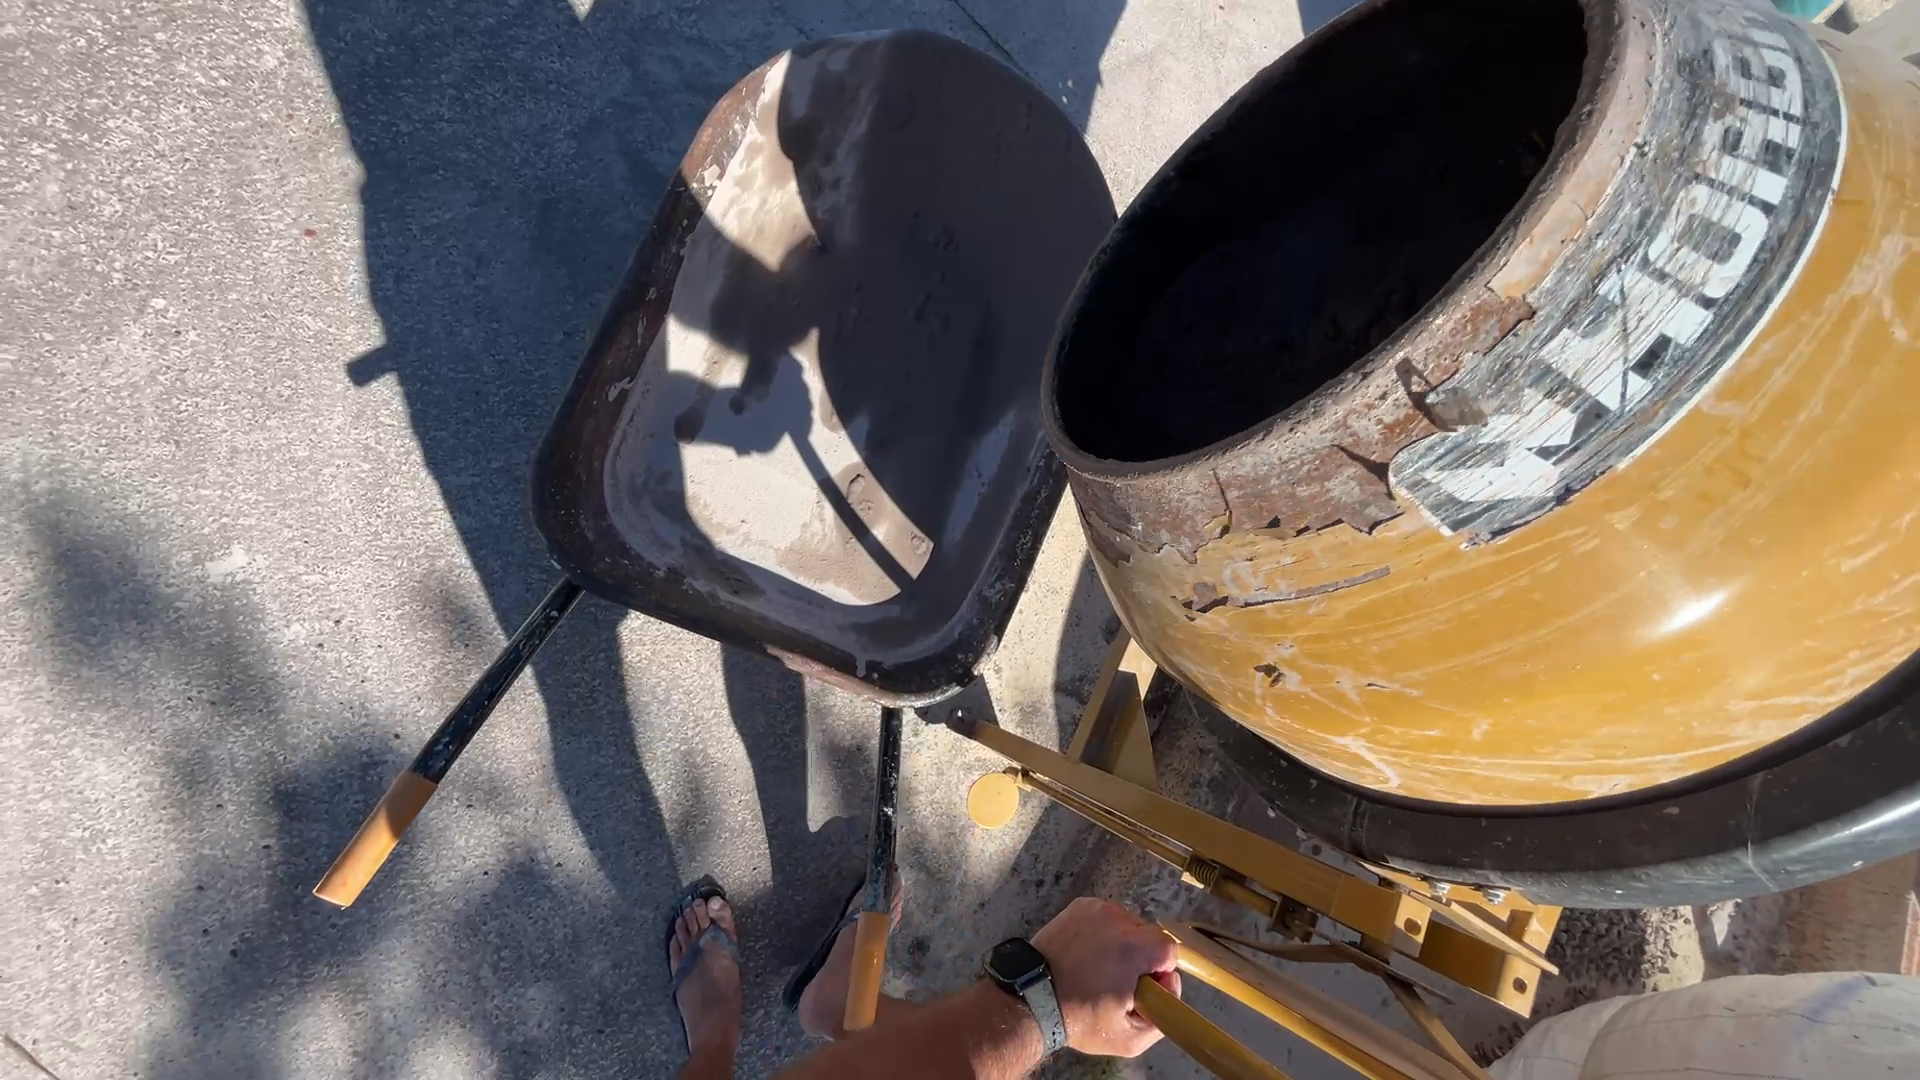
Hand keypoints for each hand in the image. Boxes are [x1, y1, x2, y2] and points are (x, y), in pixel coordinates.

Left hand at [1030, 897, 1180, 1057]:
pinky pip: (1106, 917)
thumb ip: (1162, 1014)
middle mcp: (1117, 918)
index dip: (1161, 971)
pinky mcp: (1080, 905)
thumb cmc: (1081, 1016)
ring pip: (1128, 924)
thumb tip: (1167, 984)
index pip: (1170, 949)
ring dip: (1123, 944)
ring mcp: (1096, 908)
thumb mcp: (1129, 1038)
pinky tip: (1088, 953)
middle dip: (1142, 958)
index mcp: (1133, 946)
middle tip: (1120, 982)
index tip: (1144, 988)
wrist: (1034, 994)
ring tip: (1101, 968)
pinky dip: (1104, 932)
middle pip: (1149, 935)